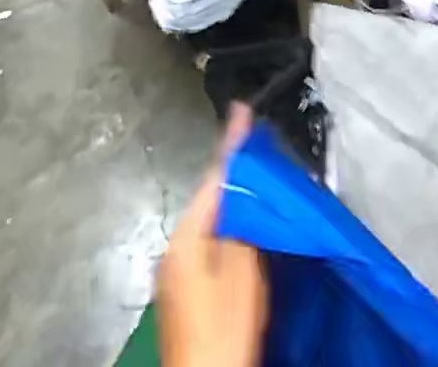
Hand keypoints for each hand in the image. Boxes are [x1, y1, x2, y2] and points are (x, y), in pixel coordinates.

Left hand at [159, 104, 265, 366]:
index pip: (215, 177)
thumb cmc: (224, 327)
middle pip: (212, 199)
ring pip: (213, 223)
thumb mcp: (242, 273)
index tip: (242, 109)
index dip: (231, 143)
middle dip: (236, 176)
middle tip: (261, 150)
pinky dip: (231, 230)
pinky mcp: (187, 291)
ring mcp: (177, 271)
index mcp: (186, 235)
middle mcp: (176, 246)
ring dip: (236, 204)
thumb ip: (244, 226)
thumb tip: (247, 193)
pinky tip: (249, 234)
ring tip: (261, 186)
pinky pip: (212, 245)